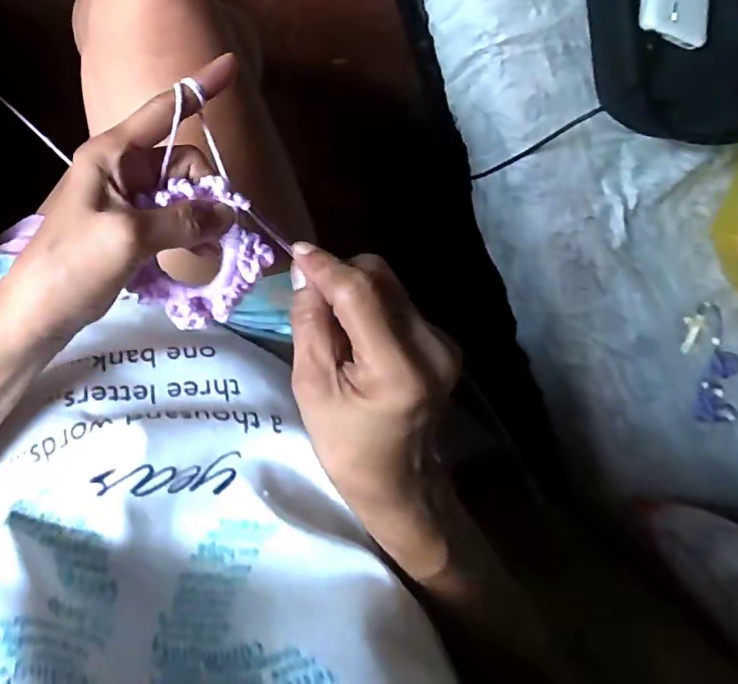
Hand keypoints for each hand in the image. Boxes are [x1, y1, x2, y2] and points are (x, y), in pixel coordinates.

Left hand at [0, 54, 240, 342]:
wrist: (33, 314)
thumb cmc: (71, 265)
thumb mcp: (128, 238)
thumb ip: (181, 220)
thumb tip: (228, 212)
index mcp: (110, 154)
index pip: (161, 110)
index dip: (198, 87)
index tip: (232, 63)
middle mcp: (117, 169)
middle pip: (179, 162)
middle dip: (203, 190)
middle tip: (218, 230)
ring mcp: (120, 199)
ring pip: (177, 194)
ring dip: (198, 219)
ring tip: (209, 253)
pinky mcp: (124, 228)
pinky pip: (166, 221)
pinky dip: (184, 236)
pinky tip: (195, 261)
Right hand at [288, 244, 461, 548]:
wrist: (403, 487)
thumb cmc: (347, 446)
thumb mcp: (311, 387)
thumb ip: (309, 324)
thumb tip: (304, 273)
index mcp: (397, 366)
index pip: (359, 291)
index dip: (325, 266)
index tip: (294, 251)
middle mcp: (431, 346)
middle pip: (378, 275)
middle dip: (338, 276)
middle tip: (310, 301)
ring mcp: (442, 343)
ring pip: (387, 283)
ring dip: (352, 289)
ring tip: (332, 326)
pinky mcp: (442, 342)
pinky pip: (396, 300)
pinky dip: (367, 303)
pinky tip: (355, 336)